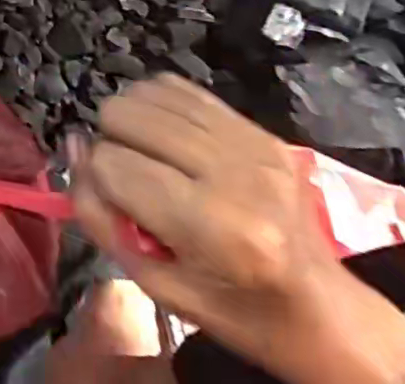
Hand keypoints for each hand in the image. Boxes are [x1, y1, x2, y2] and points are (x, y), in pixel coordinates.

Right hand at [70, 75, 404, 383]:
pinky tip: (166, 136)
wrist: (331, 316)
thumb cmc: (232, 308)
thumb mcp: (150, 281)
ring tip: (148, 154)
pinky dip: (155, 104)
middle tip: (133, 175)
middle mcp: (237, 178)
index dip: (100, 181)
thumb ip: (96, 211)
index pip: (110, 162)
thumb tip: (73, 142)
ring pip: (143, 93)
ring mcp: (254, 148)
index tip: (122, 205)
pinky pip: (175, 86)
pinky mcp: (261, 132)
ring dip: (131, 121)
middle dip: (112, 142)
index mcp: (216, 229)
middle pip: (122, 114)